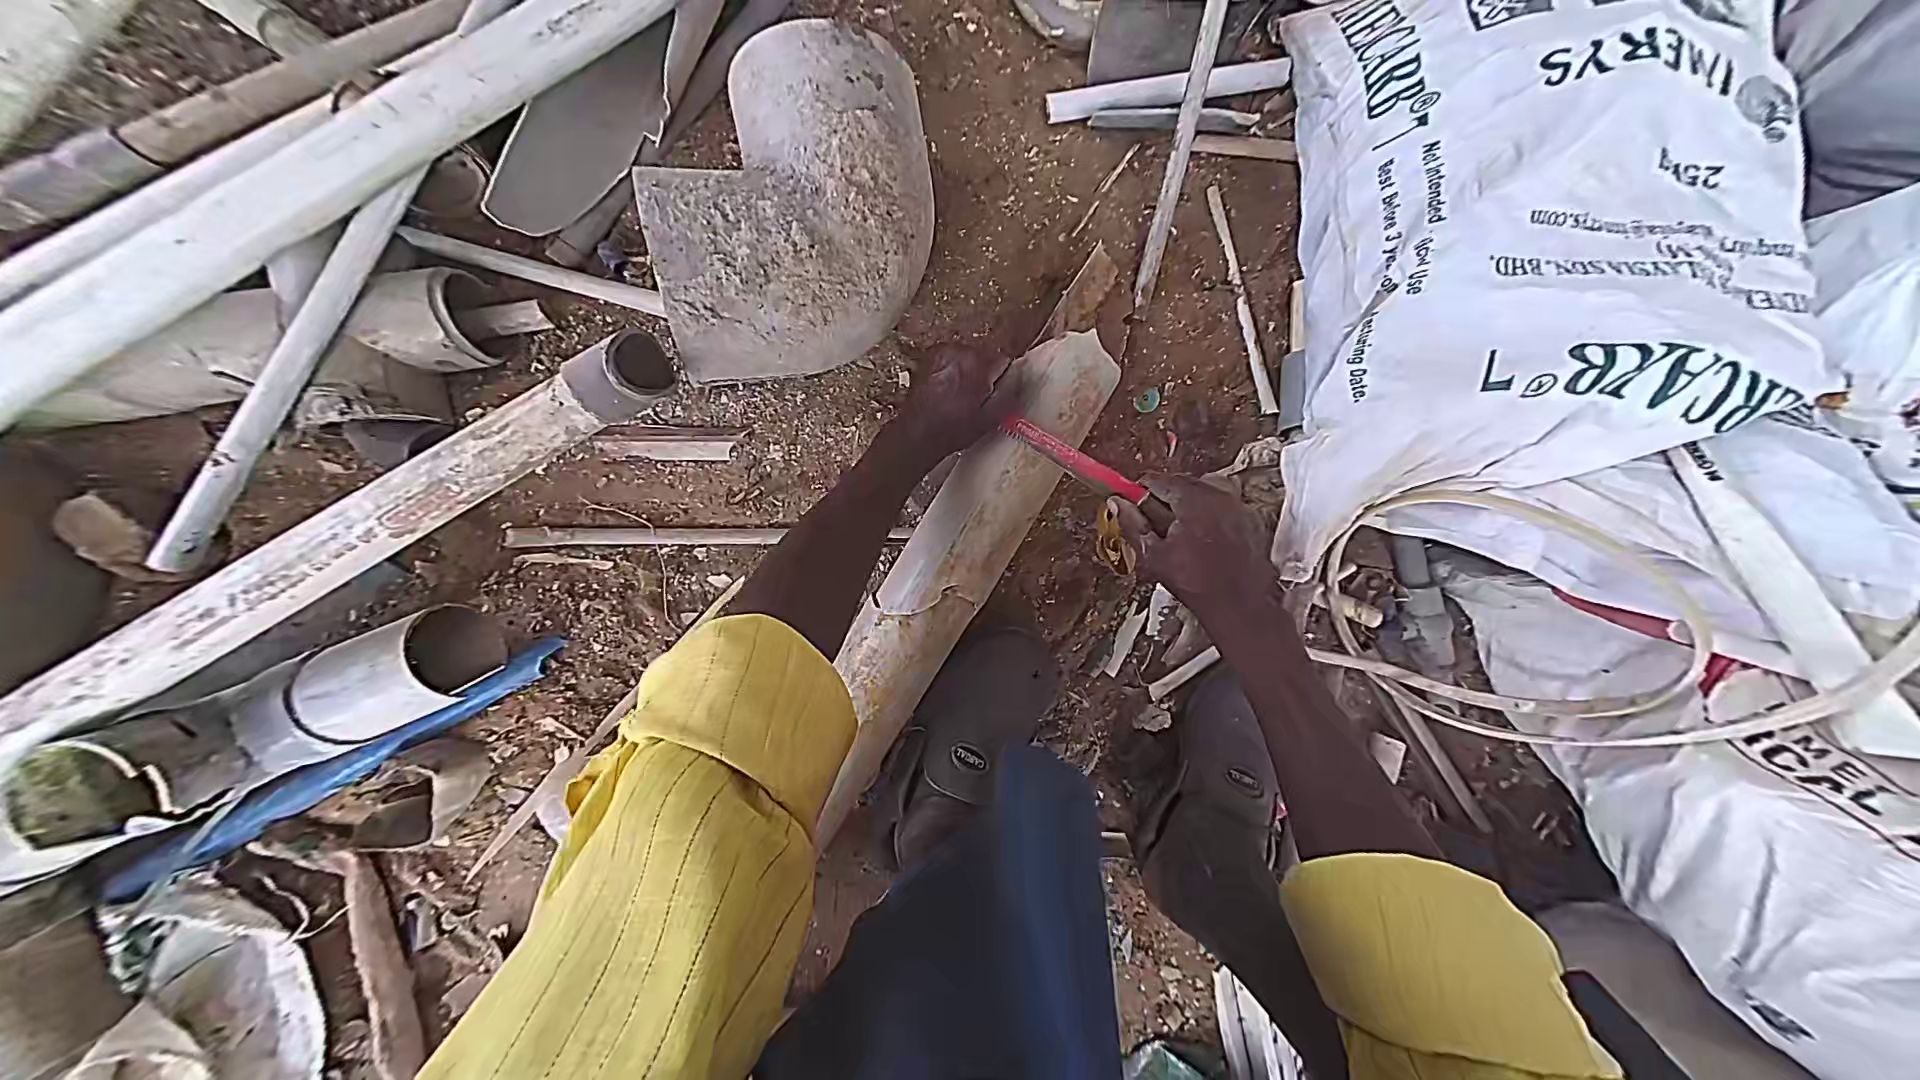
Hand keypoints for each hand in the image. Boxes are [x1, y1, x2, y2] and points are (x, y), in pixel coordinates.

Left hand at [884, 342, 1018, 468]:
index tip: (998, 393)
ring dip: (968, 373)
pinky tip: (948, 392)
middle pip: (984, 358)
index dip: (1002, 379)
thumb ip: (1011, 393)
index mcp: (977, 362)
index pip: (1003, 361)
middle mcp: (958, 350)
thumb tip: (1024, 378)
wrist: (917, 433)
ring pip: (967, 359)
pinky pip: (951, 361)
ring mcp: (941, 352)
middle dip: (984, 375)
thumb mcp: (990, 417)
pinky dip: (953, 373)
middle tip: (978, 400)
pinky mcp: (929, 358)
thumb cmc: (953, 429)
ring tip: (961, 398)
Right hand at [1113, 474, 1277, 617]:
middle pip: (1183, 482)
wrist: (1240, 605)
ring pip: (1205, 491)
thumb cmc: (1199, 584)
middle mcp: (1220, 496)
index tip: (1130, 499)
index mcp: (1194, 500)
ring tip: (1177, 528)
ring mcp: (1239, 507)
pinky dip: (1210, 513)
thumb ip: (1133, 524)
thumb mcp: (1154, 555)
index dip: (1139, 490)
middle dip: (1164, 497)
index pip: (1159, 480)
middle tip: (1151, 519)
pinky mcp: (1251, 520)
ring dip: (1188, 503)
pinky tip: (1201, 536)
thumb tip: (1117, 504)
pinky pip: (1224, 505)